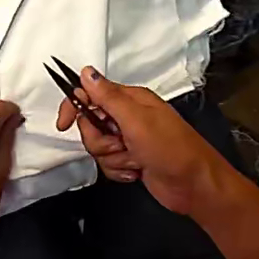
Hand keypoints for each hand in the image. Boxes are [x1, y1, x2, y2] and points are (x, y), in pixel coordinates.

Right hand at [55, 67, 231, 215]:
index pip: (90, 95)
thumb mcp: (136, 119)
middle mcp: (128, 117)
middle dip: (99, 140)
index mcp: (130, 100)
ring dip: (112, 157)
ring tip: (134, 159)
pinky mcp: (130, 159)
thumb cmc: (172, 149)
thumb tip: (87, 72)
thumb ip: (108, 96)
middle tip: (119, 143)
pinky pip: (107, 164)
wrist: (194, 186)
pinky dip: (119, 170)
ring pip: (97, 147)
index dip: (74, 107)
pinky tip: (137, 170)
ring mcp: (129, 140)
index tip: (64, 124)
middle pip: (90, 125)